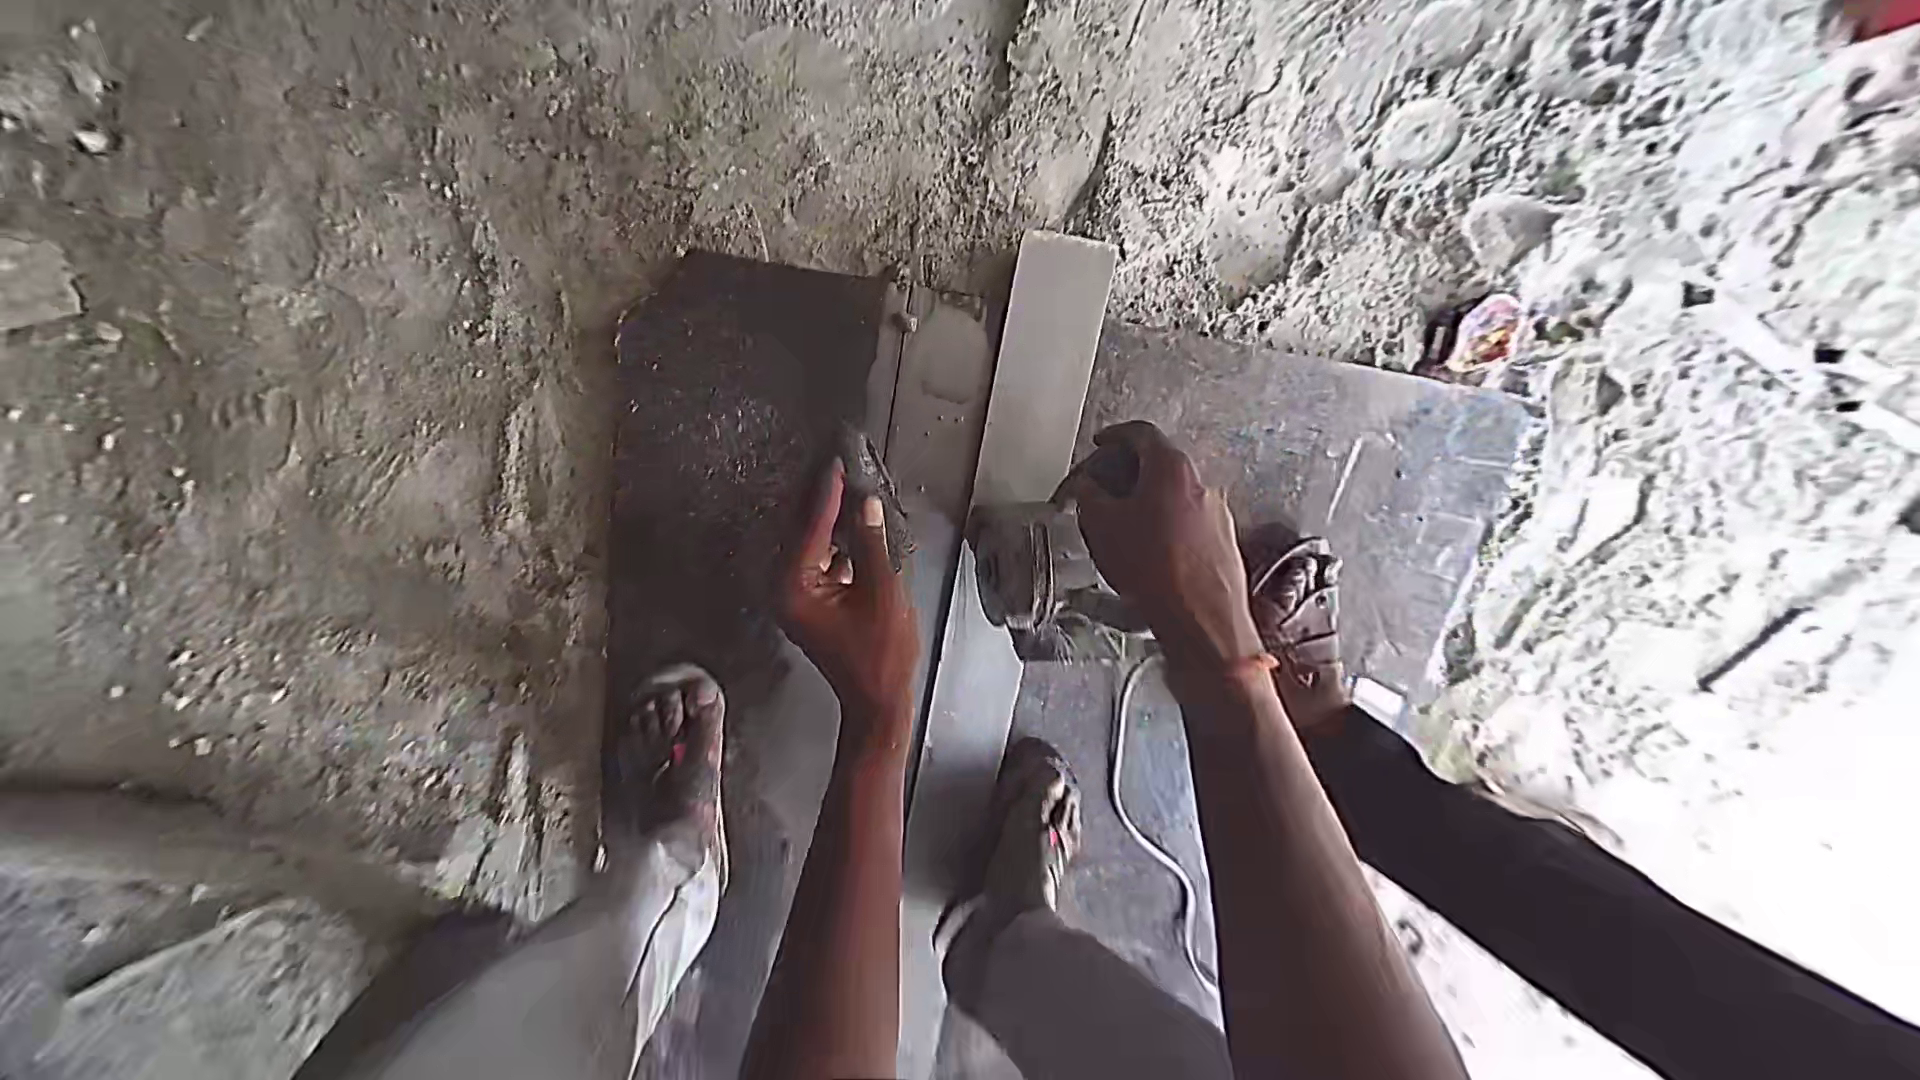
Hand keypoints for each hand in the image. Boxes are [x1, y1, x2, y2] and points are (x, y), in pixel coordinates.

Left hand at [780, 460, 919, 741]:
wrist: (878, 698)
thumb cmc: (879, 658)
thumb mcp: (883, 596)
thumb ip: (873, 546)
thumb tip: (867, 506)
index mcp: (795, 590)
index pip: (810, 528)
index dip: (827, 495)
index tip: (837, 466)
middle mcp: (788, 591)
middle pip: (804, 532)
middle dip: (824, 501)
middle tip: (840, 469)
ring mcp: (799, 597)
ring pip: (813, 544)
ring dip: (832, 520)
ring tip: (851, 490)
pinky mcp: (813, 601)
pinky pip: (822, 559)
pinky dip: (838, 541)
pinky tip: (856, 526)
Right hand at [1058, 421, 1262, 668]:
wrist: (1201, 620)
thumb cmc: (1153, 568)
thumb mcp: (1100, 525)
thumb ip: (1089, 495)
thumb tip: (1088, 487)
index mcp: (1171, 469)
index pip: (1140, 434)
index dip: (1114, 435)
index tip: (1101, 441)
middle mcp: (1200, 484)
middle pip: (1158, 462)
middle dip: (1125, 471)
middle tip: (1100, 487)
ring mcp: (1216, 512)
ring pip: (1172, 493)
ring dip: (1144, 499)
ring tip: (1118, 523)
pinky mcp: (1221, 541)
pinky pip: (1185, 519)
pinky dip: (1162, 522)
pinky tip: (1145, 548)